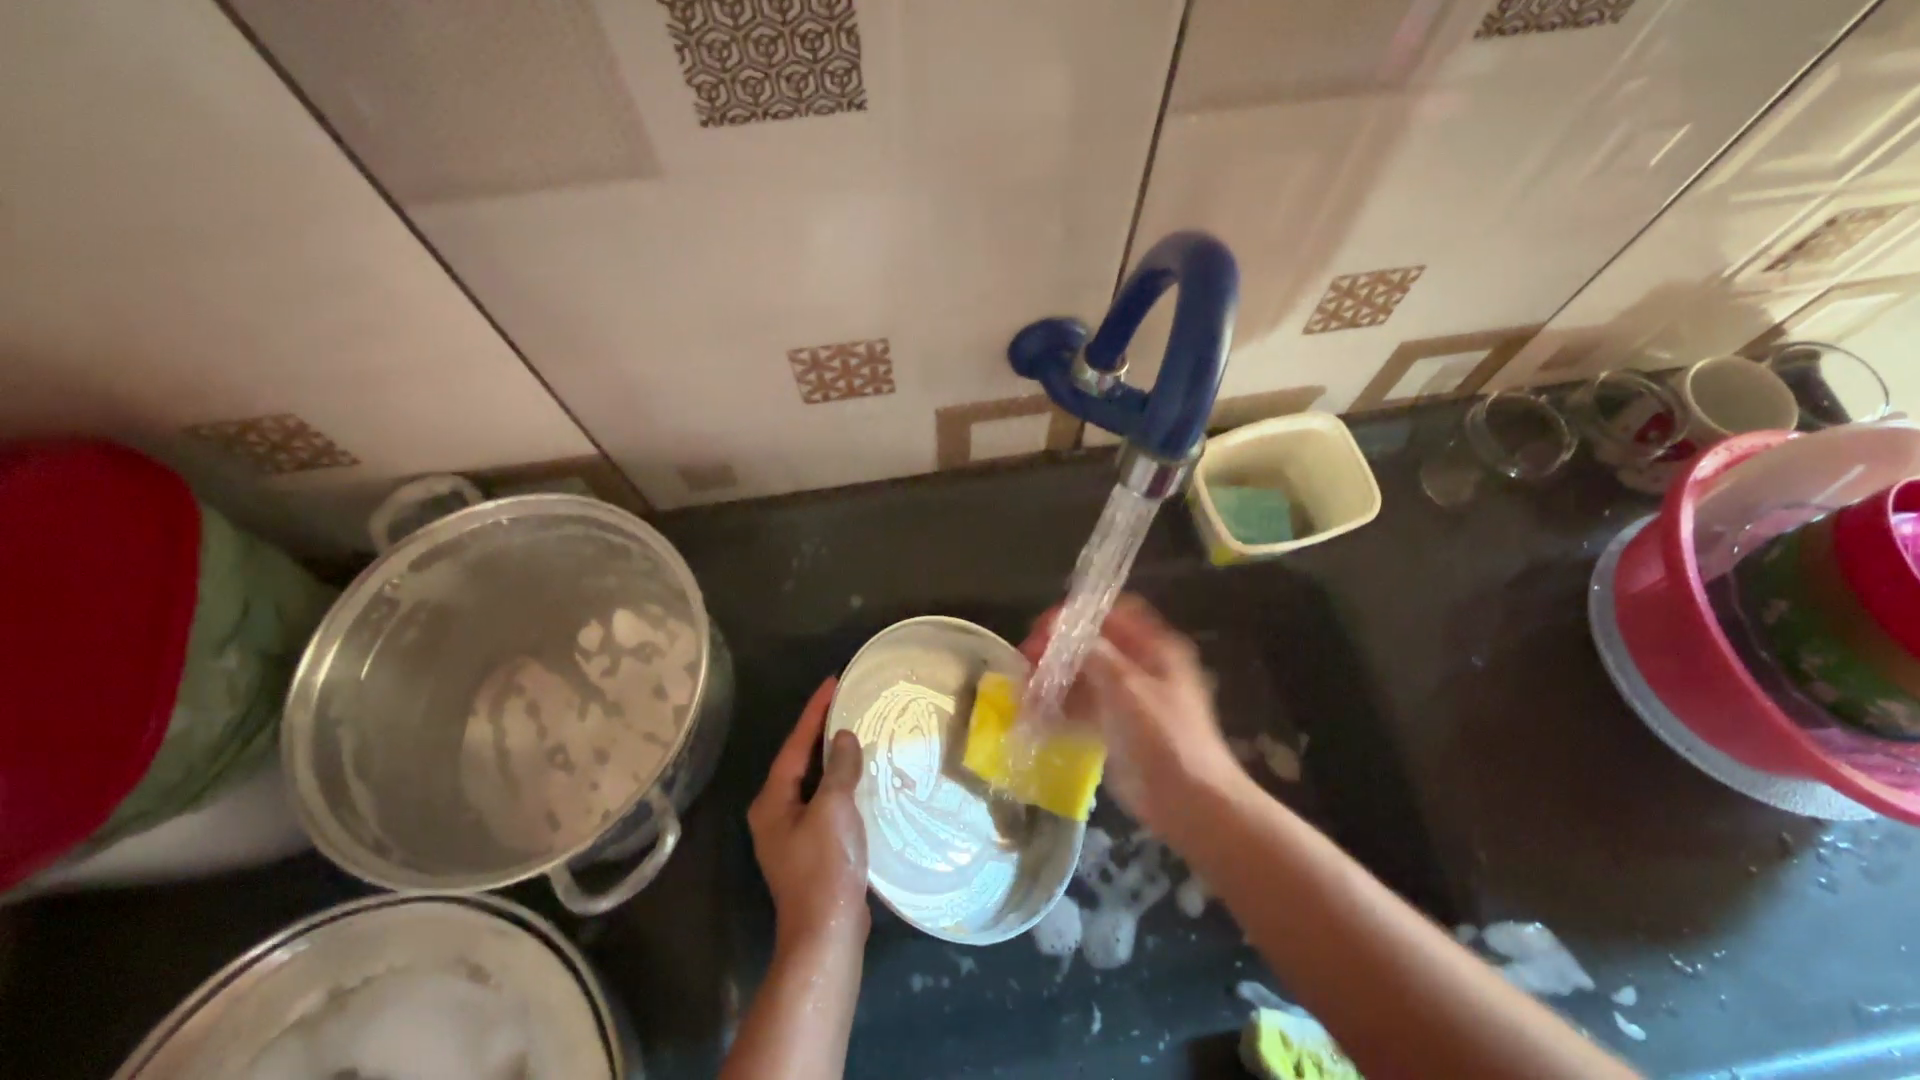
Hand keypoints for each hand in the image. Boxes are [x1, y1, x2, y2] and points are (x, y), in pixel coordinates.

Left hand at [747, 678, 870, 949]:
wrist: (827, 930)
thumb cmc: (825, 866)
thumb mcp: (832, 809)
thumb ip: (838, 770)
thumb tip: (843, 738)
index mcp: (771, 801)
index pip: (794, 745)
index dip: (814, 712)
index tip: (833, 682)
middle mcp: (775, 814)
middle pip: (799, 762)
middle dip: (821, 733)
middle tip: (847, 703)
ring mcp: (793, 834)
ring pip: (814, 784)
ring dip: (834, 760)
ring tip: (857, 733)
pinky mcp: (814, 850)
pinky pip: (826, 804)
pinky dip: (842, 786)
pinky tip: (862, 779)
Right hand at [1020, 595, 1244, 836]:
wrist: (1189, 801)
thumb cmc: (1163, 736)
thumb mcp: (1126, 686)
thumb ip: (1092, 653)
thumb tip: (1058, 626)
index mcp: (1156, 648)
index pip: (1114, 614)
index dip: (1079, 616)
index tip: (1043, 627)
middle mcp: (1143, 668)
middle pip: (1095, 646)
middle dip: (1059, 650)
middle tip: (1025, 660)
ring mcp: (1130, 700)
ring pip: (1086, 678)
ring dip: (1055, 681)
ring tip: (1022, 690)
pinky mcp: (1118, 729)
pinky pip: (1085, 709)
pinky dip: (1062, 710)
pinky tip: (1035, 716)